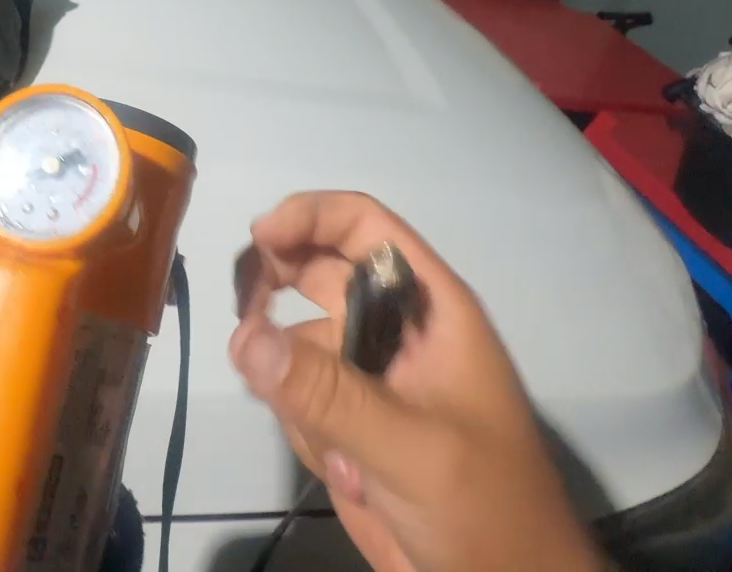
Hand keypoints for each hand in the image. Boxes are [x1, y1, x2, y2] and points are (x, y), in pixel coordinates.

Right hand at [230, 192, 603, 571]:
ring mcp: (366, 372)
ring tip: (332, 444)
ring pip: (294, 338)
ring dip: (293, 381)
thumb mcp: (411, 450)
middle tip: (246, 313)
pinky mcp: (344, 417)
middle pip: (316, 268)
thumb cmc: (488, 515)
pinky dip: (299, 424)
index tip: (260, 238)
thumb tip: (244, 336)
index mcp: (428, 307)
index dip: (311, 216)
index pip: (363, 226)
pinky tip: (342, 471)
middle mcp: (393, 326)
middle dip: (276, 284)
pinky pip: (293, 393)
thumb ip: (326, 394)